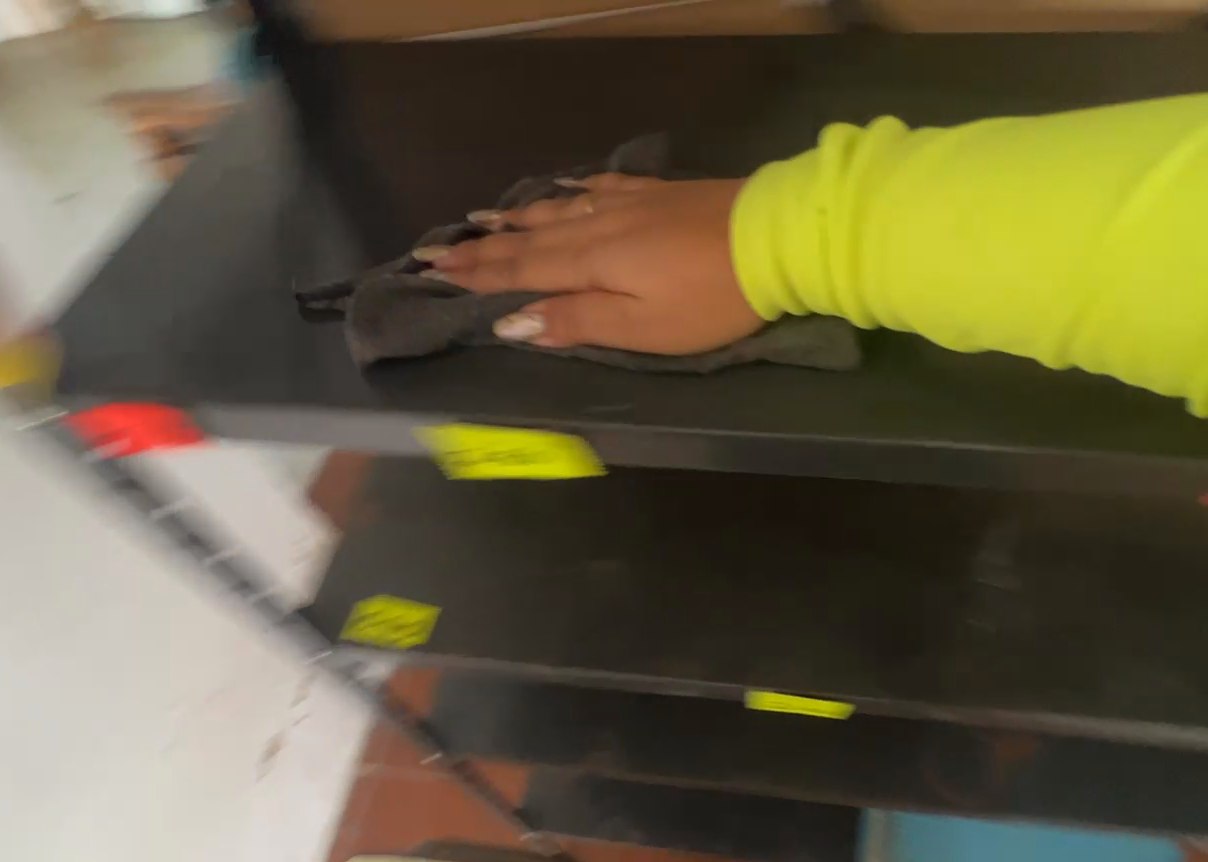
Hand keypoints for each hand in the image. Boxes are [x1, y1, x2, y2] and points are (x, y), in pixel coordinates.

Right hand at [418, 175, 765, 353]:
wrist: (773, 239)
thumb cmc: (709, 299)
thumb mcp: (642, 328)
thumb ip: (577, 322)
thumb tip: (512, 323)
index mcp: (591, 265)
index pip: (521, 272)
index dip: (478, 275)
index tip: (434, 272)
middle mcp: (598, 227)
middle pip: (532, 240)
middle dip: (484, 249)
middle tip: (439, 249)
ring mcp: (628, 205)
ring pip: (559, 211)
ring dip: (518, 218)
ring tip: (483, 219)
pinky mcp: (657, 195)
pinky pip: (598, 189)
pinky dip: (569, 192)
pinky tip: (562, 189)